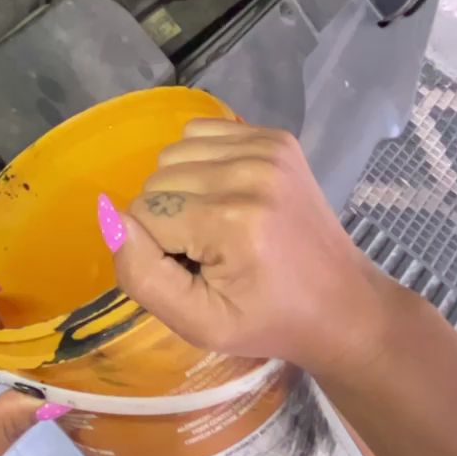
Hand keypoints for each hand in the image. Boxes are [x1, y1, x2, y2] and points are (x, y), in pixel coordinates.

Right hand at [99, 119, 394, 377]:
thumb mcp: (198, 323)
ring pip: (173, 153)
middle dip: (165, 216)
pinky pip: (199, 132)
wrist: (343, 305)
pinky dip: (198, 161)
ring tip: (214, 221)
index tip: (194, 271)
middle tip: (204, 250)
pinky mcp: (275, 138)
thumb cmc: (267, 320)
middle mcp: (249, 172)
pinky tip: (224, 192)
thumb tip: (114, 217)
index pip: (143, 213)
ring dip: (180, 187)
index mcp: (231, 222)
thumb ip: (143, 274)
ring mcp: (266, 149)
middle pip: (156, 179)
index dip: (155, 246)